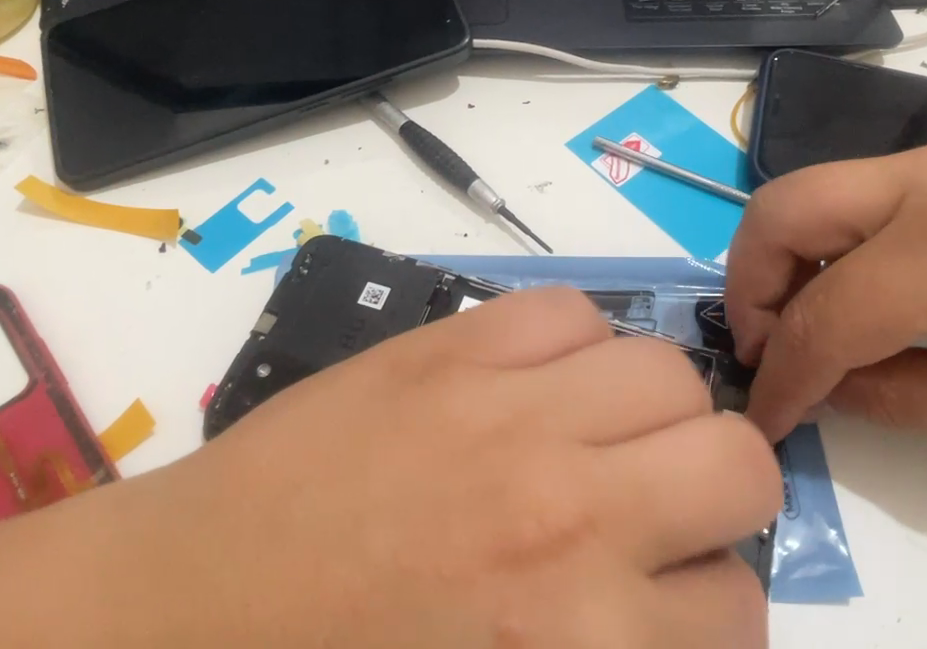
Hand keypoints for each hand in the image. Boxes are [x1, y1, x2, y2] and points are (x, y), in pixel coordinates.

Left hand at [46, 287, 780, 647]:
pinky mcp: (451, 348)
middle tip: (659, 506)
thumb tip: (675, 608)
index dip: (711, 604)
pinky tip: (540, 381)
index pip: (738, 609)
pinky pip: (569, 311)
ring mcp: (508, 412)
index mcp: (580, 639)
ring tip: (600, 432)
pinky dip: (576, 344)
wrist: (188, 607)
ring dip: (655, 411)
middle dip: (717, 491)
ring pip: (670, 371)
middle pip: (737, 464)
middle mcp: (570, 513)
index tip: (670, 596)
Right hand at [725, 139, 926, 464]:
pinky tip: (874, 290)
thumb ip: (903, 400)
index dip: (782, 376)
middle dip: (750, 285)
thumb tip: (822, 389)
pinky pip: (869, 190)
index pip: (826, 314)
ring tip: (812, 325)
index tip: (760, 420)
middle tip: (764, 351)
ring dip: (790, 256)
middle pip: (784, 210)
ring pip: (818, 188)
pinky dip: (837, 239)